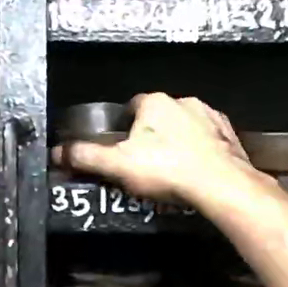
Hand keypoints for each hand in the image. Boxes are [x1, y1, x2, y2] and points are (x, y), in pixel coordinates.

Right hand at [53, 93, 258, 206]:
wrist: (219, 184)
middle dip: (152, 136)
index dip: (124, 128)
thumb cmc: (167, 170)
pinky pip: (209, 139)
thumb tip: (59, 152)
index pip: (131, 107)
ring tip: (170, 170)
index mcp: (154, 103)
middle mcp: (183, 102)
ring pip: (186, 126)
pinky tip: (195, 171)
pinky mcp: (228, 135)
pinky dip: (201, 151)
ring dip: (178, 142)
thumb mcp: (117, 165)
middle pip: (159, 117)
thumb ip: (86, 156)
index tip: (122, 148)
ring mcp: (209, 117)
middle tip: (144, 163)